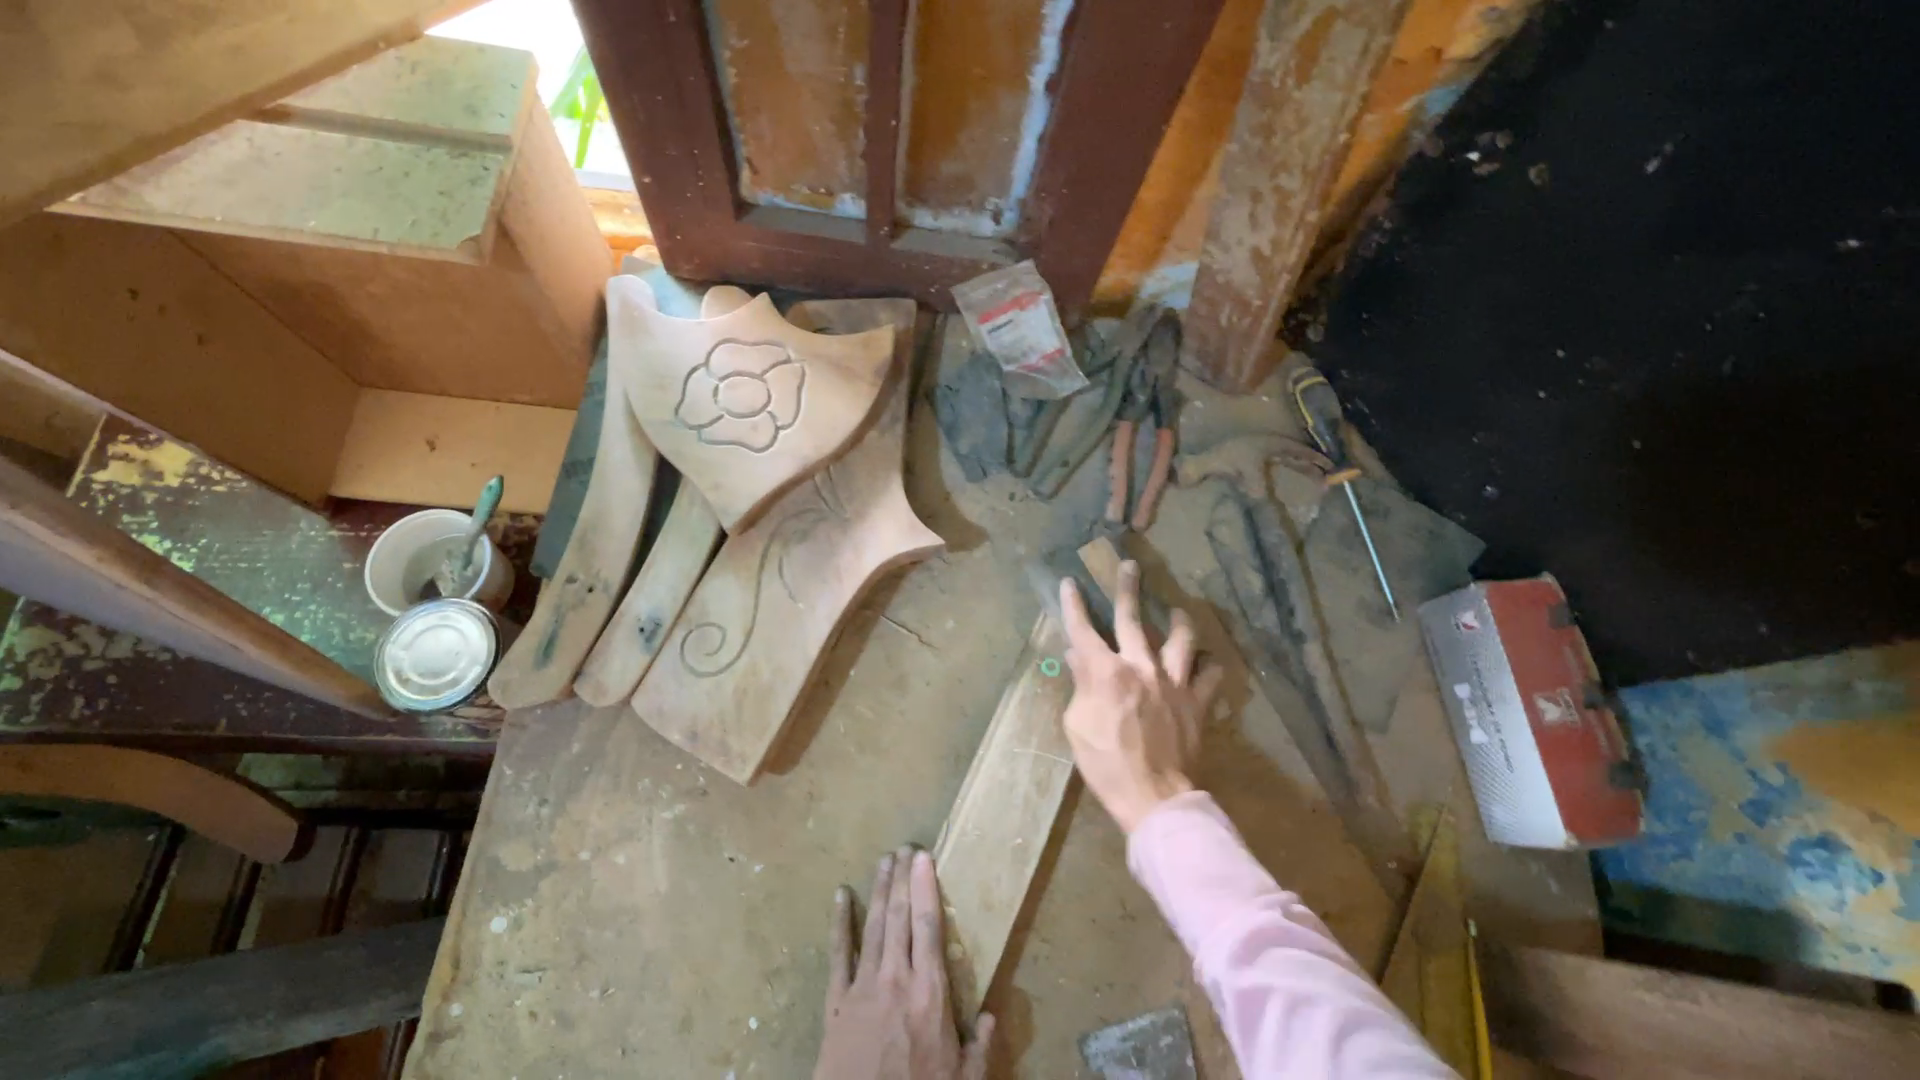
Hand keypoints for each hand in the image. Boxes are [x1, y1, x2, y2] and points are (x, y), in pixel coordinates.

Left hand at [814, 848, 994, 1079]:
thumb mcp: (962, 1079)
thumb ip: (979, 1047)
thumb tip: (991, 1017)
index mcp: (929, 993)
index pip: (928, 927)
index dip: (925, 888)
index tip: (923, 858)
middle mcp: (896, 979)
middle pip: (900, 917)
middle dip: (902, 880)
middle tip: (904, 848)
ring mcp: (862, 987)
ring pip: (872, 927)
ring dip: (879, 891)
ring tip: (882, 861)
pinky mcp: (835, 1002)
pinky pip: (838, 954)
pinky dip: (840, 922)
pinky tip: (841, 896)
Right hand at [1060, 561, 1223, 833]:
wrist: (1154, 796)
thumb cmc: (1105, 764)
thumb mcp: (1077, 725)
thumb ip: (1080, 686)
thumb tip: (1078, 658)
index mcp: (1105, 672)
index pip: (1083, 630)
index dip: (1074, 605)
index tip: (1070, 582)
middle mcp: (1141, 667)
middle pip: (1133, 618)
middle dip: (1127, 588)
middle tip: (1130, 565)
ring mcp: (1174, 682)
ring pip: (1181, 638)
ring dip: (1178, 620)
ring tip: (1178, 610)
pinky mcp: (1197, 701)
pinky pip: (1211, 675)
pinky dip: (1209, 666)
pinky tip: (1207, 663)